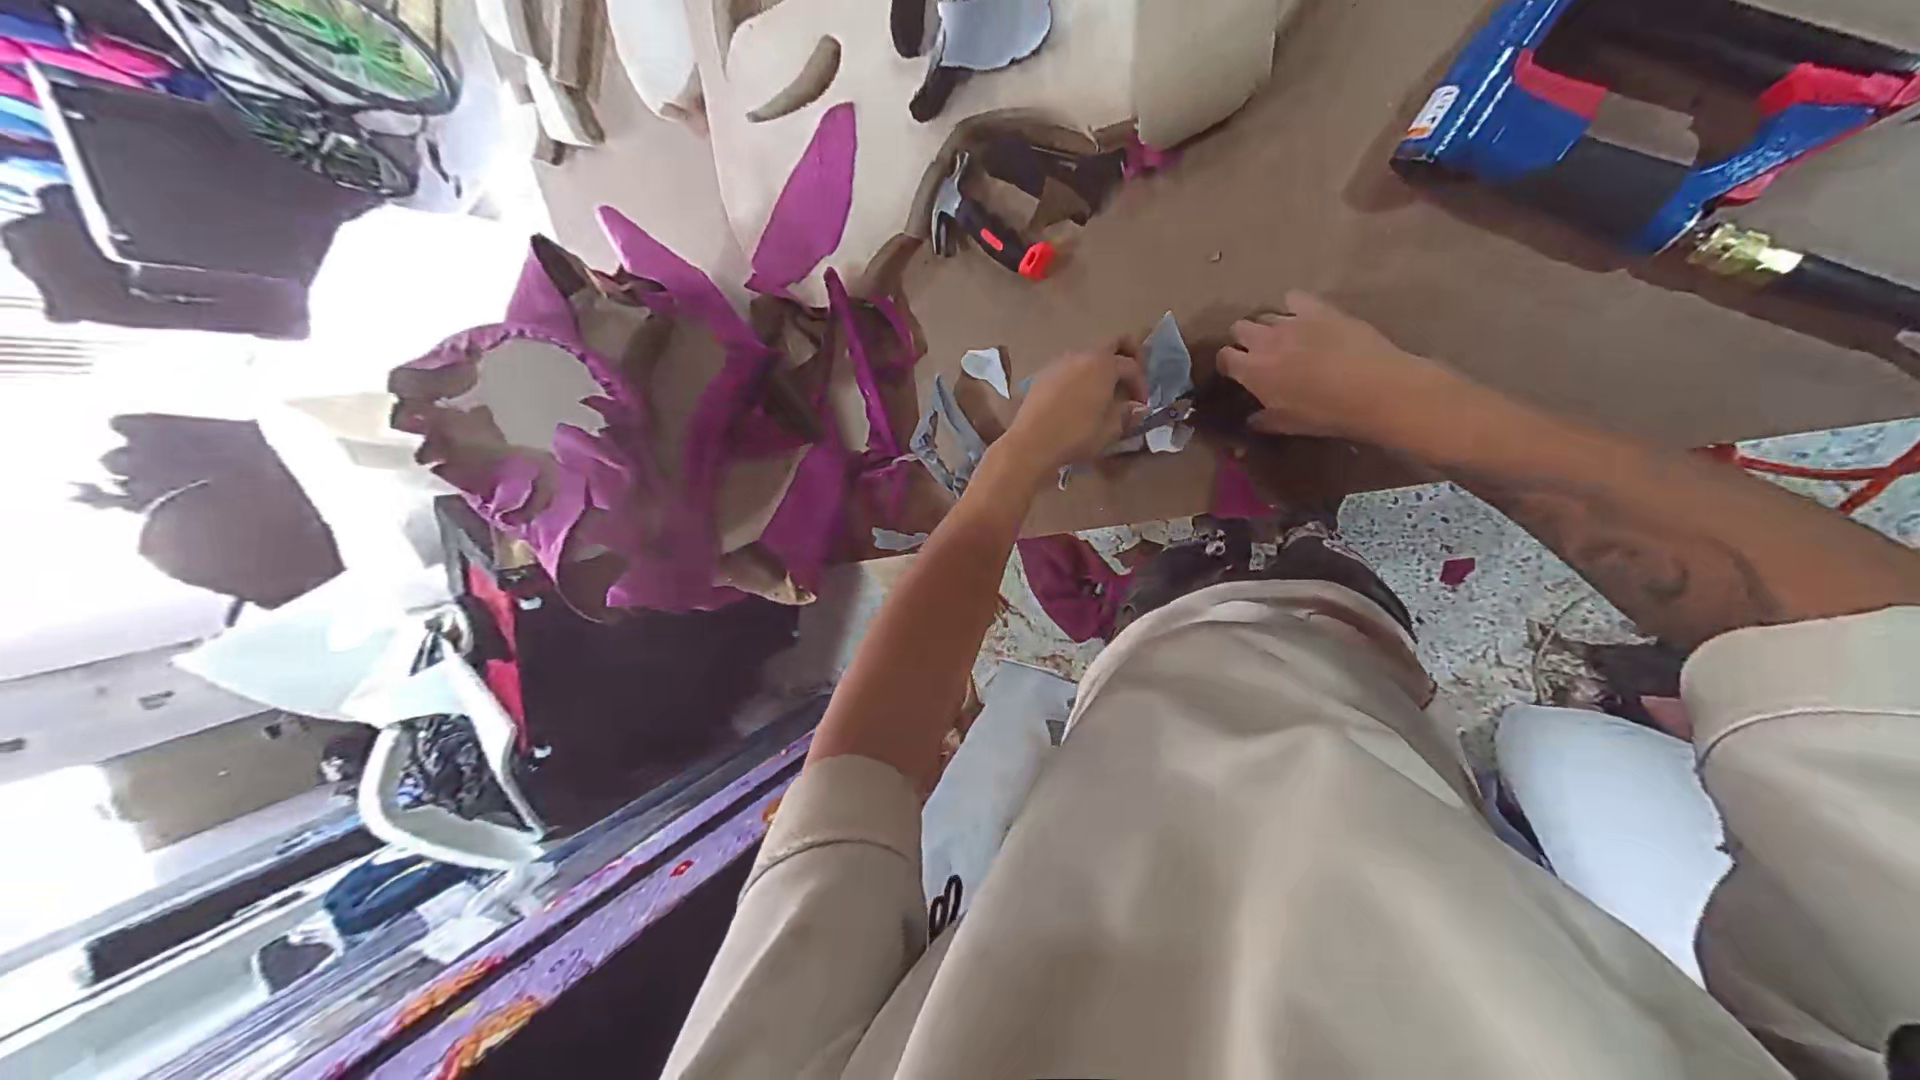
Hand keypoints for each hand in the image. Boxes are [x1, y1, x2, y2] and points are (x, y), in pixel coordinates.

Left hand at [1000, 345, 1147, 473]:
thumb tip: (1136, 408)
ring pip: (1088, 357)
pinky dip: (1080, 378)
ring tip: (1103, 393)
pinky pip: (1069, 369)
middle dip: (1128, 357)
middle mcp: (1082, 356)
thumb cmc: (1077, 435)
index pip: (1132, 366)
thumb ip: (1126, 414)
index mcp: (1104, 364)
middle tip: (1130, 379)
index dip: (1141, 384)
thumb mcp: (1110, 429)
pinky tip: (1079, 399)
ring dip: (1101, 369)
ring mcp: (1060, 363)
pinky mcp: (1043, 375)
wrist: (1031, 443)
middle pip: (1113, 345)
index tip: (1141, 404)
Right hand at [1215, 292, 1459, 442]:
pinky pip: (1294, 297)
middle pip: (1239, 328)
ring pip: (1265, 314)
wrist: (1375, 389)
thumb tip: (1252, 420)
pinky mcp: (1319, 309)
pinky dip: (1293, 305)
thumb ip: (1264, 420)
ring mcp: (1292, 321)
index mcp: (1252, 371)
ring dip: (1268, 326)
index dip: (1228, 363)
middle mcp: (1265, 341)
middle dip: (1244, 339)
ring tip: (1284, 338)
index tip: (1236, 372)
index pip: (1224, 357)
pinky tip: (1303, 315)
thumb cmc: (1325, 413)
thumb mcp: (1288, 424)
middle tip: (1259, 354)